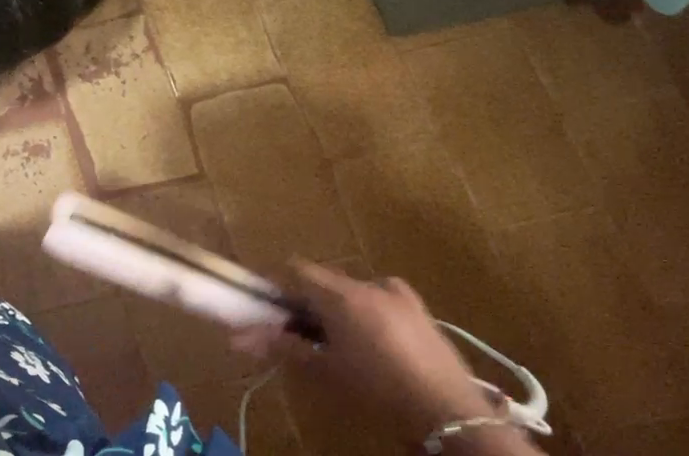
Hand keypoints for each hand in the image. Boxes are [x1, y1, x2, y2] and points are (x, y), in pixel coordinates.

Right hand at [234, 262, 499, 446]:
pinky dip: (370, 313)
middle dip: (309, 301)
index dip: (278, 286)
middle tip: (304, 333)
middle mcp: (369, 284)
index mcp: (340, 293)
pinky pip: (383, 300)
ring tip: (342, 343)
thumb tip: (235, 338)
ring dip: (340, 308)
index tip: (271, 310)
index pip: (294, 269)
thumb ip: (280, 347)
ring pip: (354, 291)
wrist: (453, 419)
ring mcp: (401, 297)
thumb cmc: (378, 390)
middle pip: (323, 280)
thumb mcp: (325, 370)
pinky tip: (377, 343)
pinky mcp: (424, 313)